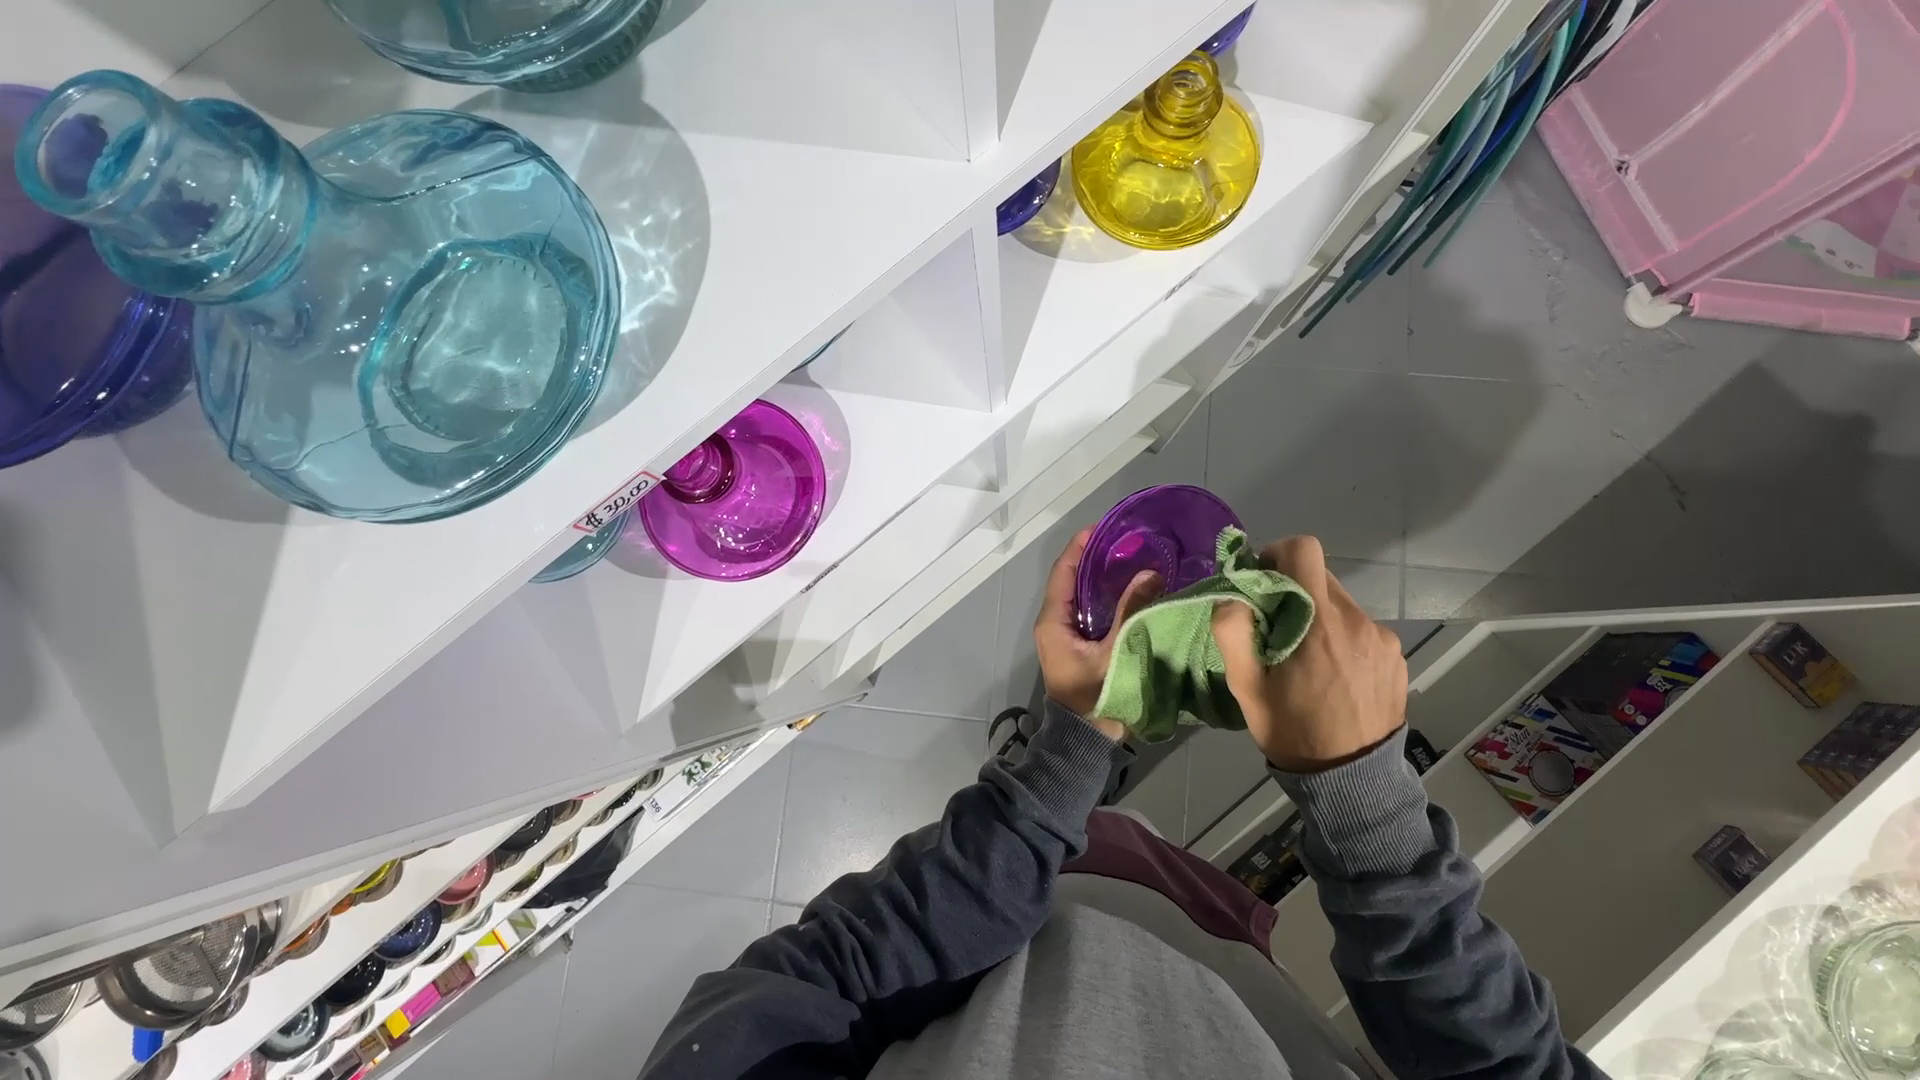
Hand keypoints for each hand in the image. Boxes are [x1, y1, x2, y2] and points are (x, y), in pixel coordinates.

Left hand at [1034, 527, 1162, 738]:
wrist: (1086, 742)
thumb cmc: (1096, 696)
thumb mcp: (1116, 652)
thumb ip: (1132, 612)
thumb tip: (1150, 573)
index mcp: (1053, 621)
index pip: (1064, 572)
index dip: (1081, 547)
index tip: (1104, 527)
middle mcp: (1054, 623)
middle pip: (1073, 580)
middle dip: (1096, 559)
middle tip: (1127, 541)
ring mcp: (1065, 635)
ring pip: (1083, 596)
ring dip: (1103, 578)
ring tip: (1133, 558)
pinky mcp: (1079, 646)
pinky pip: (1091, 611)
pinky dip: (1108, 597)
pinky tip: (1133, 590)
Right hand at [1212, 536, 1406, 771]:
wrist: (1352, 780)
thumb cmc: (1293, 732)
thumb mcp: (1246, 687)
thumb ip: (1233, 633)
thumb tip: (1231, 596)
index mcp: (1320, 622)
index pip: (1304, 550)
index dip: (1276, 554)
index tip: (1260, 582)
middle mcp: (1358, 620)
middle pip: (1320, 575)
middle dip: (1293, 589)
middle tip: (1273, 626)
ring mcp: (1383, 638)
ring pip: (1341, 603)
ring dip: (1317, 615)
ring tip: (1303, 657)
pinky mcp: (1396, 656)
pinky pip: (1360, 628)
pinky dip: (1340, 637)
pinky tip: (1331, 674)